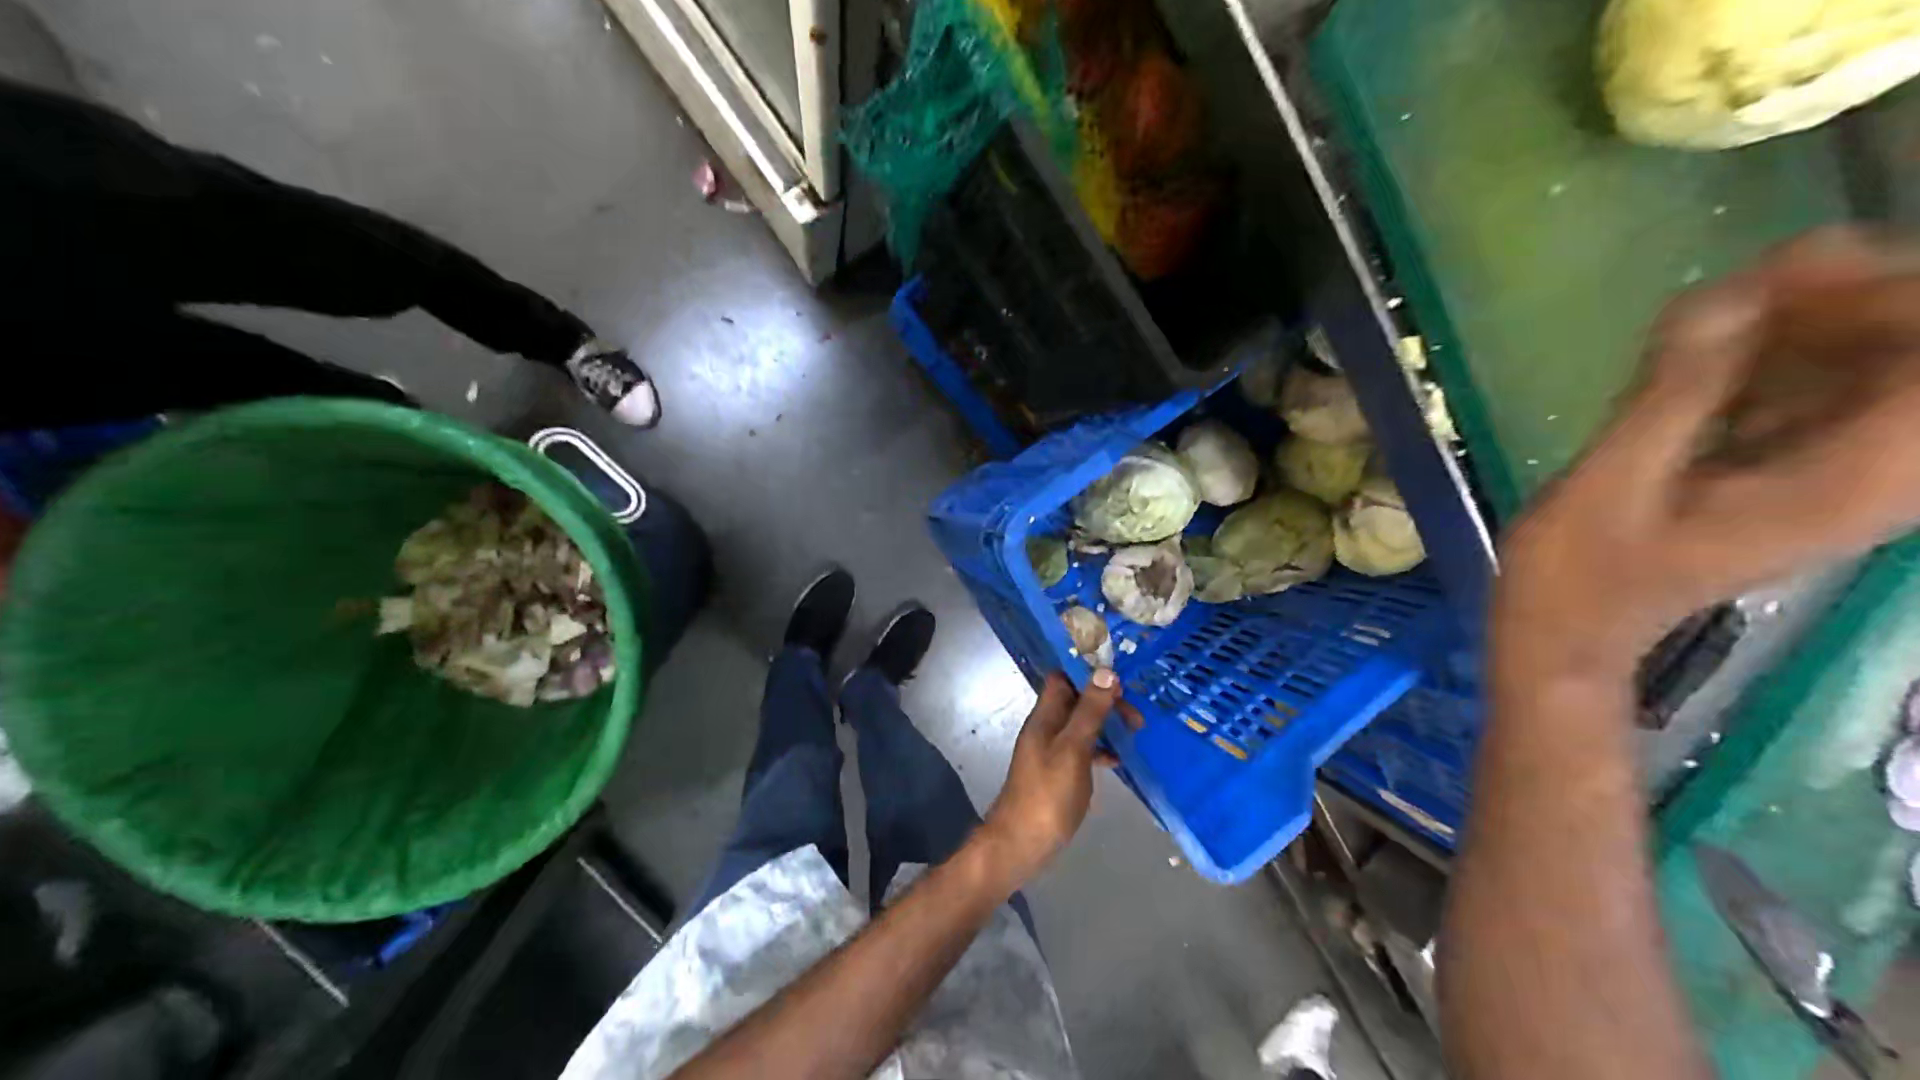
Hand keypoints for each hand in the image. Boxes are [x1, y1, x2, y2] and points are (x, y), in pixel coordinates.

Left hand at [979, 669, 1141, 882]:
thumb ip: (1089, 711)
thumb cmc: (1048, 794)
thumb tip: (1106, 671)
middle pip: (1075, 700)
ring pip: (1080, 725)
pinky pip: (1081, 750)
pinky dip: (1100, 749)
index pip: (1062, 678)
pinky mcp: (1058, 773)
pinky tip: (1117, 761)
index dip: (1087, 673)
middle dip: (1104, 701)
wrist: (1022, 843)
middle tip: (1135, 717)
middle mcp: (1045, 729)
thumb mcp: (1073, 749)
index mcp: (1044, 717)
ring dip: (1105, 724)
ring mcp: (1050, 751)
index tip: (1118, 680)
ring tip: (1134, 733)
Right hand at [1496, 228, 1919, 680]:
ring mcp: (1842, 474)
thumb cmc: (1579, 572)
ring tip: (1717, 313)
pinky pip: (1828, 392)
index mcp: (1854, 482)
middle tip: (1744, 288)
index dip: (1888, 297)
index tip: (1776, 278)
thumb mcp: (1610, 483)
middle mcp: (1880, 475)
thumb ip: (1673, 393)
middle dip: (1855, 300)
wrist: (1569, 630)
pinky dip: (1780, 360)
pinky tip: (1706, 359)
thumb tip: (1725, 295)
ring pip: (1881, 365)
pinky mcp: (1799, 472)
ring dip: (1814, 324)